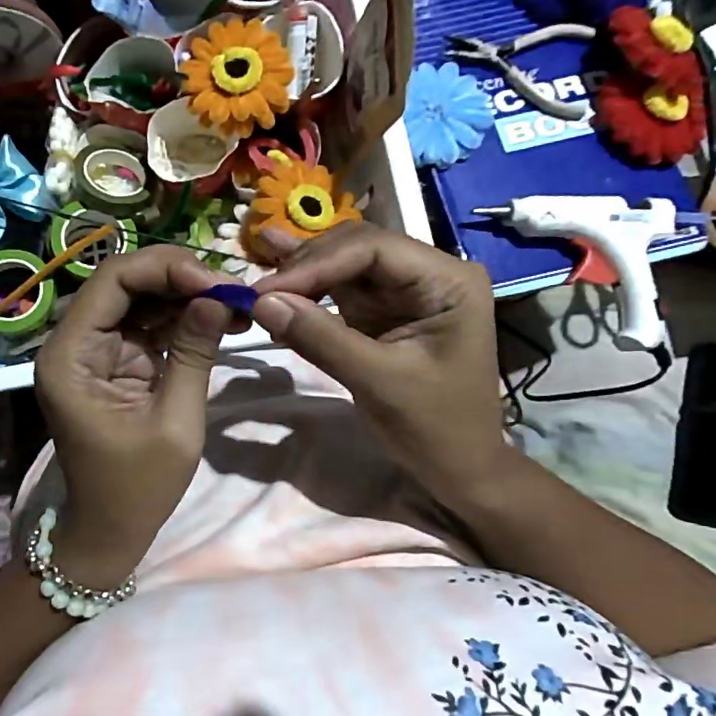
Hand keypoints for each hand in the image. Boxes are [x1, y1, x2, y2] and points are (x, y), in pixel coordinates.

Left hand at [34, 246, 240, 572]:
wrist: (111, 529)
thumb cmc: (138, 487)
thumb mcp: (175, 422)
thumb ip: (194, 354)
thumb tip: (217, 298)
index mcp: (71, 356)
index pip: (112, 281)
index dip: (166, 269)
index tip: (216, 283)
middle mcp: (75, 343)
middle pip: (126, 283)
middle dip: (182, 279)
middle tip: (234, 291)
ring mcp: (96, 352)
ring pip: (142, 300)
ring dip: (189, 297)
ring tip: (237, 305)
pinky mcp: (117, 363)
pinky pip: (150, 325)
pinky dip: (185, 320)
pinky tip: (222, 320)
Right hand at [249, 222, 507, 497]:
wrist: (459, 467)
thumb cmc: (434, 427)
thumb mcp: (377, 381)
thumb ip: (321, 338)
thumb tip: (260, 302)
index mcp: (448, 281)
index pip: (373, 248)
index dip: (315, 263)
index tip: (265, 290)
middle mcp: (430, 273)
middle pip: (357, 249)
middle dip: (306, 268)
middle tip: (256, 294)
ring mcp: (407, 291)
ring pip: (345, 266)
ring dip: (302, 276)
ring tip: (256, 286)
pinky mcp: (387, 311)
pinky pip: (343, 291)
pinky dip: (310, 294)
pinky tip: (274, 284)